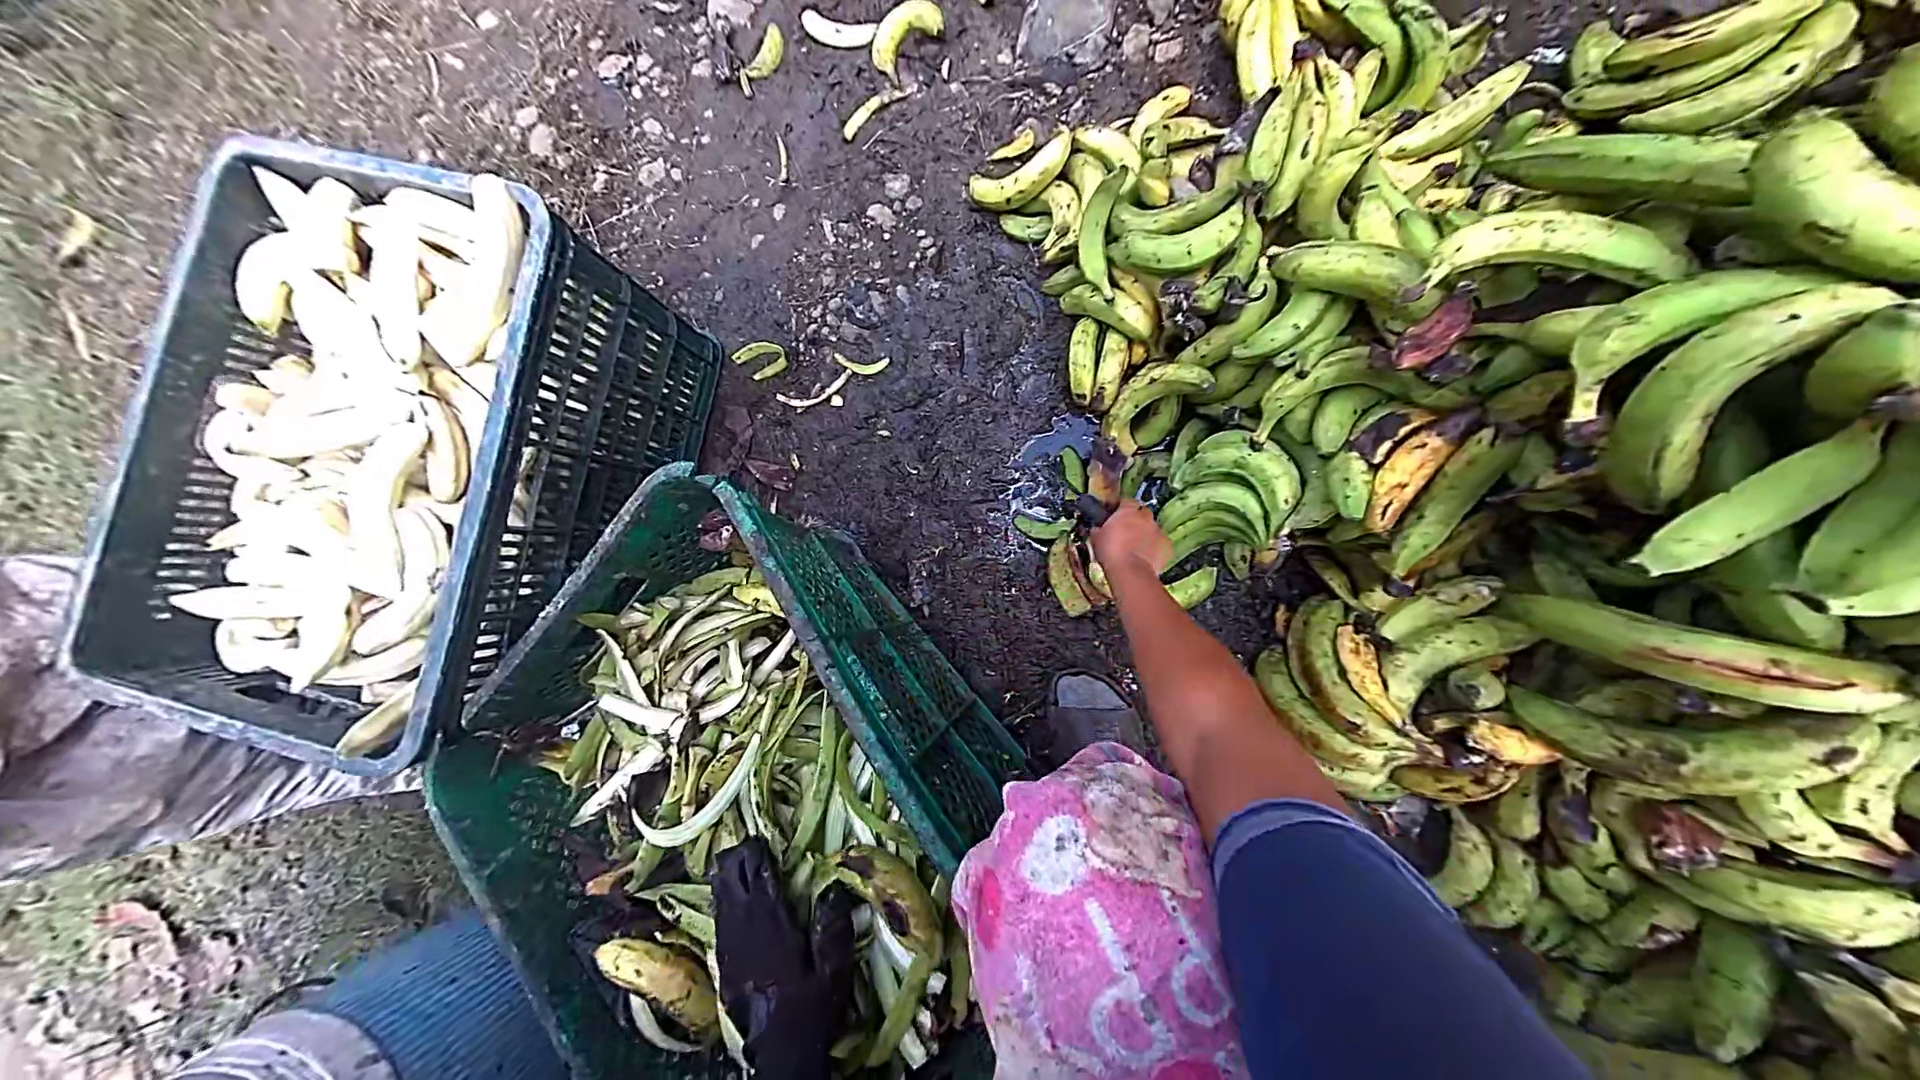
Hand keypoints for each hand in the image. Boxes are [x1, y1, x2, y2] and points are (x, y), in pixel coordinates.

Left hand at [712, 837, 857, 1079]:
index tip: (759, 838)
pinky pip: (720, 923)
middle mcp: (748, 933)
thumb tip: (833, 889)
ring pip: (724, 903)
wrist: (782, 1051)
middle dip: (736, 862)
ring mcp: (732, 949)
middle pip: (735, 887)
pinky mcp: (725, 965)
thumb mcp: (833, 969)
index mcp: (774, 927)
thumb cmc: (812, 1006)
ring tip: (728, 860)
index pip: (761, 881)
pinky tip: (725, 898)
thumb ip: (833, 928)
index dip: (757, 857)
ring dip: (726, 880)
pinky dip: (723, 903)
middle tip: (743, 843)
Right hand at [1090, 500, 1170, 577]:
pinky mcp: (1167, 545)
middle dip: (1138, 519)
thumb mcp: (1097, 539)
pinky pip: (1162, 543)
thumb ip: (1099, 530)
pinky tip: (1149, 557)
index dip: (1124, 508)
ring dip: (1147, 534)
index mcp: (1128, 511)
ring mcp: (1159, 530)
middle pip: (1144, 512)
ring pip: (1154, 528)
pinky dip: (1156, 548)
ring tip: (1139, 547)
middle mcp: (1146, 517)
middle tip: (1129, 531)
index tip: (1118, 516)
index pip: (1128, 501)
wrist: (1130, 571)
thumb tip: (1097, 528)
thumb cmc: (1110, 552)